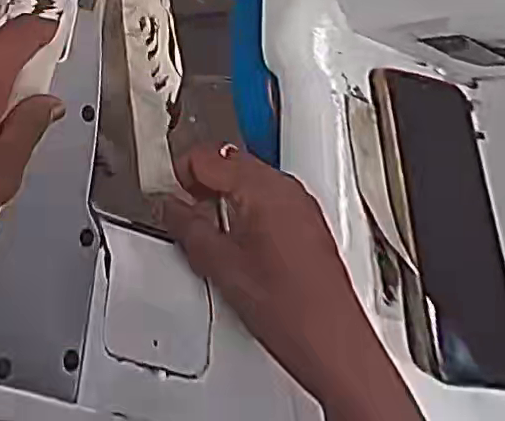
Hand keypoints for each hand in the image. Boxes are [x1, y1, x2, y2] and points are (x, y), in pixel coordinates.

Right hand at [160, 143, 421, 420]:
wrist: (336, 347)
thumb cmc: (291, 311)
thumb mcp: (220, 266)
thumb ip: (186, 226)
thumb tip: (169, 206)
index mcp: (259, 187)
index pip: (205, 157)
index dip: (180, 174)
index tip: (172, 195)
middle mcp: (283, 185)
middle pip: (227, 161)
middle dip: (202, 183)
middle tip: (187, 212)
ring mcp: (300, 201)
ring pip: (248, 177)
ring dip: (225, 195)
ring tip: (214, 233)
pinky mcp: (308, 219)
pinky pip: (269, 195)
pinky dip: (249, 207)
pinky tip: (242, 243)